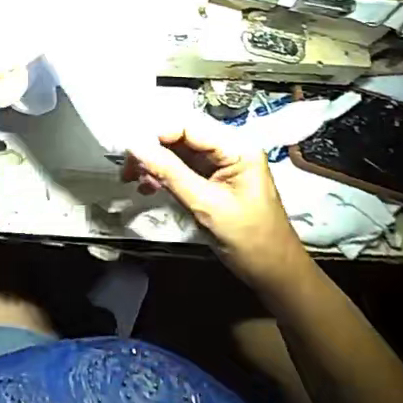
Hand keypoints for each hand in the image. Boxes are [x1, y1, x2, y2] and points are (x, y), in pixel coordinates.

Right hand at [122, 113, 310, 289]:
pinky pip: (182, 170)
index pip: (189, 126)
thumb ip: (171, 173)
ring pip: (178, 154)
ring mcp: (221, 166)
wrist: (276, 275)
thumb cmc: (250, 240)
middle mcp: (228, 150)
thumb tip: (136, 147)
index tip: (130, 148)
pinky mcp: (213, 182)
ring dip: (154, 165)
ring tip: (132, 179)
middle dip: (152, 150)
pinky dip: (164, 177)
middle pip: (181, 138)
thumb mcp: (207, 205)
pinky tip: (148, 187)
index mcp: (237, 148)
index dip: (157, 133)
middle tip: (127, 167)